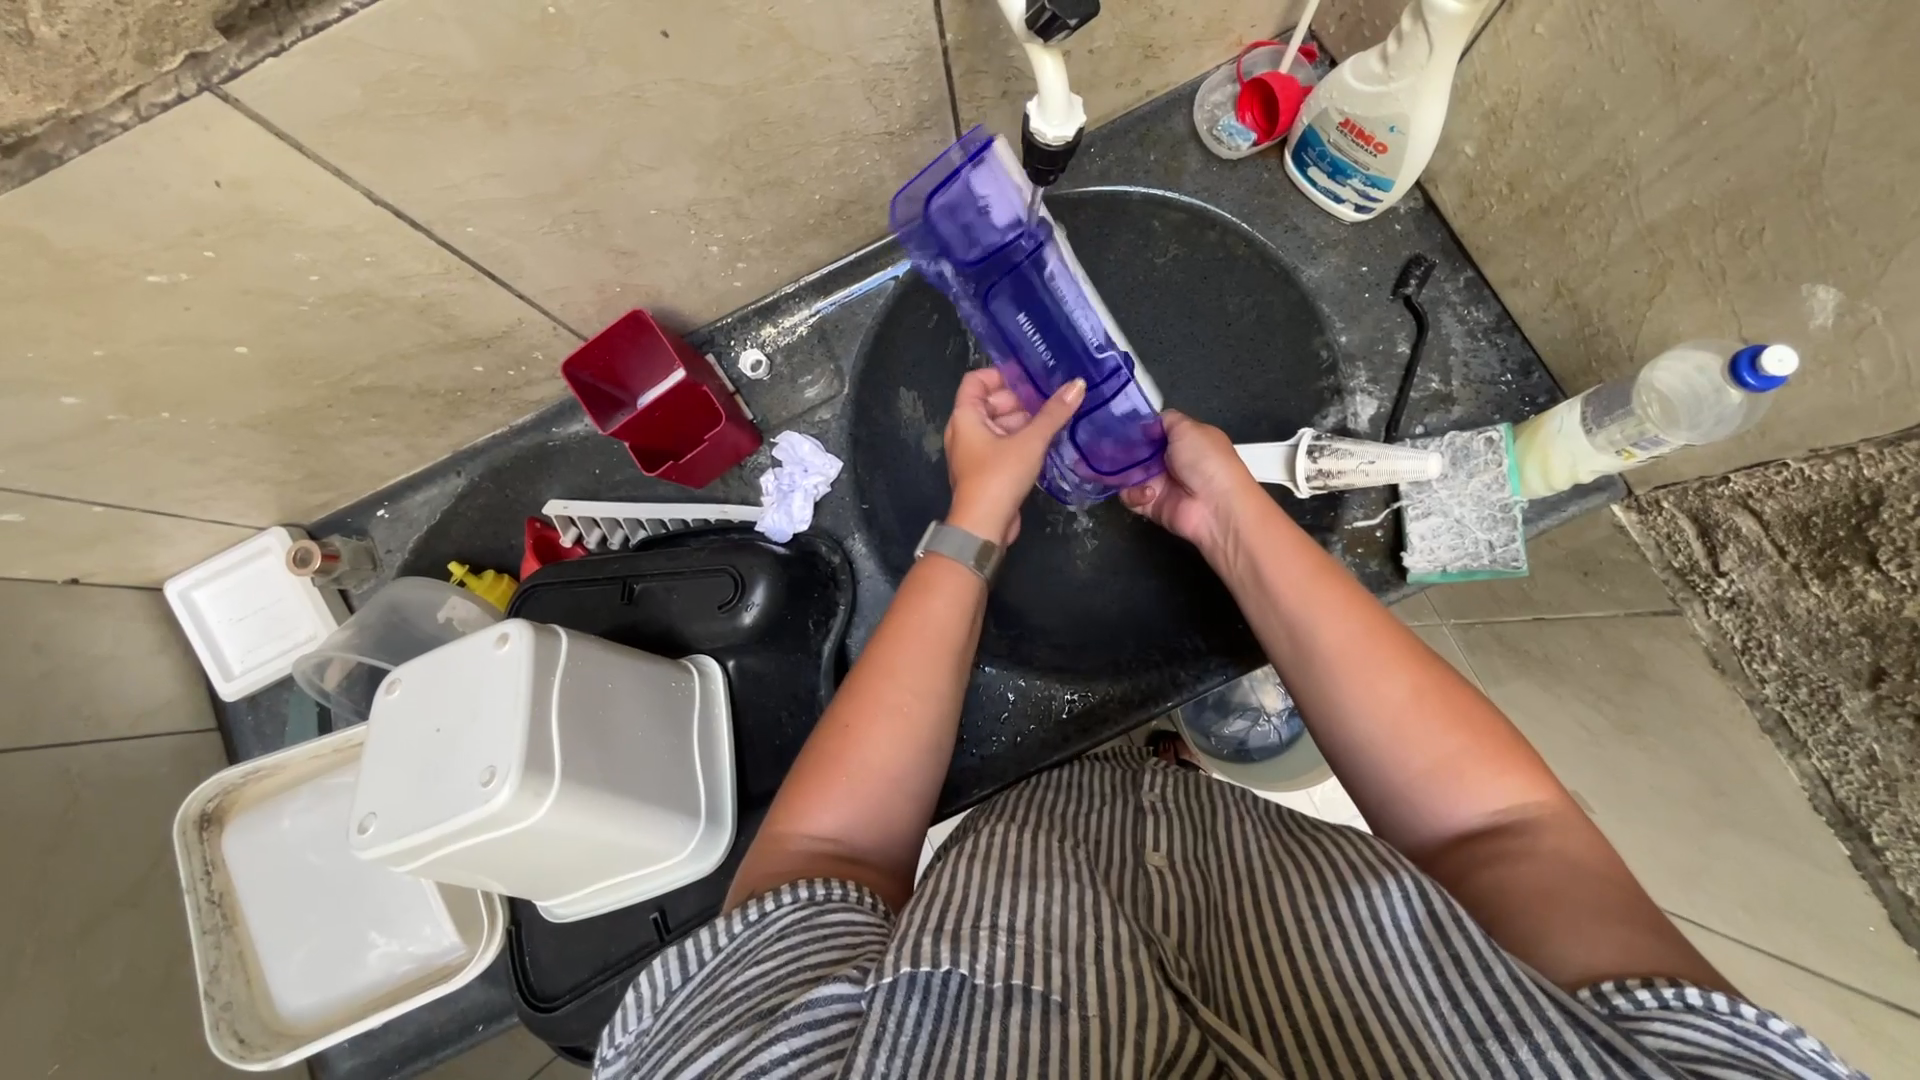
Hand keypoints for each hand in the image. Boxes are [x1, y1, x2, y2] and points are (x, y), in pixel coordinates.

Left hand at [943, 367, 1085, 545]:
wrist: (983, 526)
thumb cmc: (999, 476)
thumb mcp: (1030, 441)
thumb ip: (1054, 413)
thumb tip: (1078, 384)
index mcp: (964, 417)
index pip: (976, 381)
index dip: (1002, 374)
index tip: (1031, 376)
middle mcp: (965, 431)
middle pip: (992, 403)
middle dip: (1021, 400)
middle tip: (1053, 397)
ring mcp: (975, 453)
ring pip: (1001, 426)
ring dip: (1025, 422)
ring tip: (1057, 417)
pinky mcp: (987, 471)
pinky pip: (1004, 446)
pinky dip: (1022, 441)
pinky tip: (1048, 441)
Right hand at [1120, 409, 1260, 556]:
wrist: (1214, 506)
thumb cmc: (1205, 461)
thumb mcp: (1188, 428)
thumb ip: (1166, 420)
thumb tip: (1149, 422)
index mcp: (1185, 441)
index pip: (1156, 431)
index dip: (1140, 428)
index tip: (1122, 425)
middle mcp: (1172, 461)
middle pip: (1139, 452)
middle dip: (1125, 449)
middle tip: (1109, 447)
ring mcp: (1160, 484)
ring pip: (1130, 474)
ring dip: (1125, 472)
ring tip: (1125, 471)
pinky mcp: (1150, 504)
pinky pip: (1130, 496)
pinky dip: (1134, 494)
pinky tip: (1149, 493)